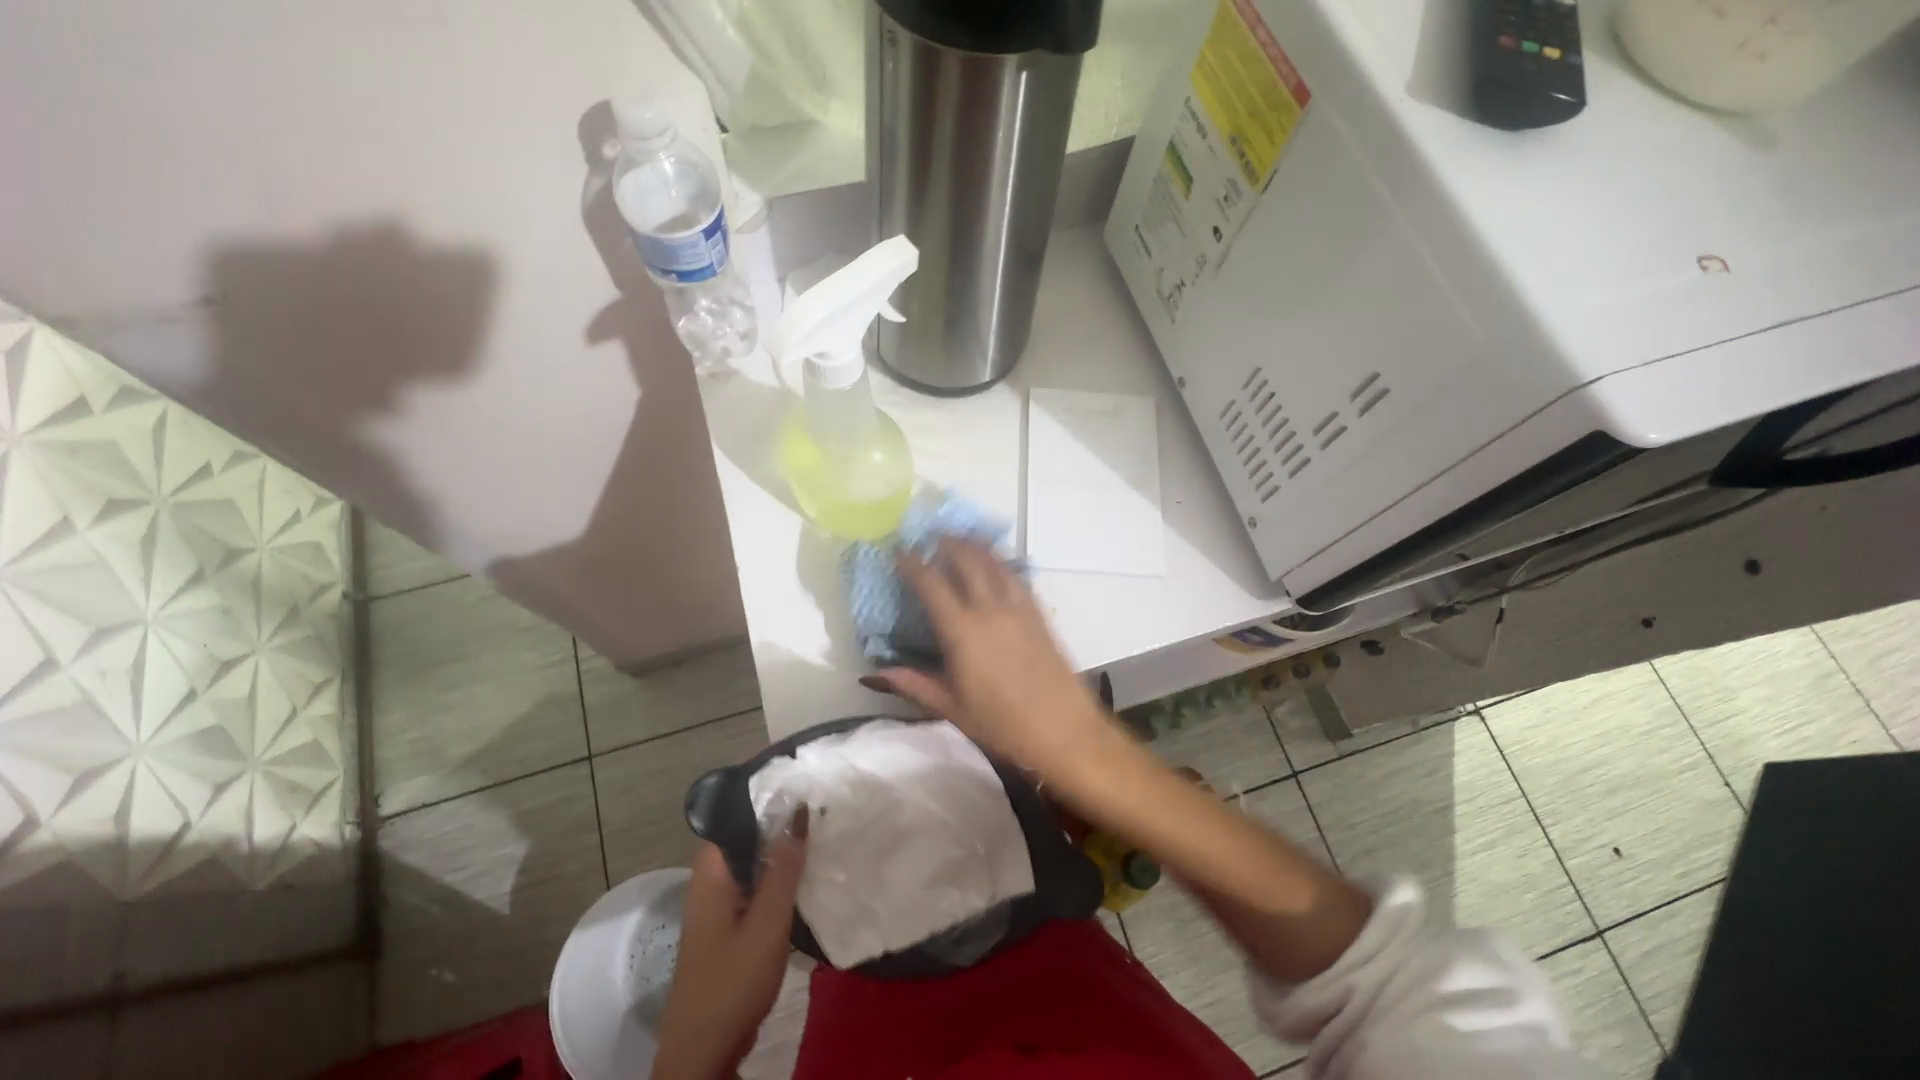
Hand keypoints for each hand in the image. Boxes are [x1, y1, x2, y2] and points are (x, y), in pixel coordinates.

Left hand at [652, 808, 808, 1079]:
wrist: (704, 1048)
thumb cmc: (732, 981)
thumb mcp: (766, 924)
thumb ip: (783, 870)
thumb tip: (797, 813)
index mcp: (711, 871)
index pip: (731, 812)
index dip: (759, 788)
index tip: (794, 767)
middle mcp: (711, 879)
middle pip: (744, 833)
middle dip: (777, 813)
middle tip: (821, 794)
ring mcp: (720, 903)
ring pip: (753, 859)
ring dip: (782, 845)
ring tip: (822, 824)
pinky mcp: (732, 925)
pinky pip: (757, 884)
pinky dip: (780, 873)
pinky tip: (809, 873)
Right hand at [862, 538, 1109, 773]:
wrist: (1064, 730)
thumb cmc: (1003, 725)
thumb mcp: (953, 708)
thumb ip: (915, 684)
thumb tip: (877, 673)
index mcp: (963, 632)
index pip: (932, 584)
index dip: (913, 564)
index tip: (899, 551)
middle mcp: (990, 610)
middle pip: (967, 562)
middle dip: (947, 544)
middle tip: (931, 536)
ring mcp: (1019, 609)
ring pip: (995, 563)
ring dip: (976, 546)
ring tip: (962, 538)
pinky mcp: (1039, 615)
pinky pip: (1017, 577)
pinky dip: (1001, 563)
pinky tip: (997, 564)